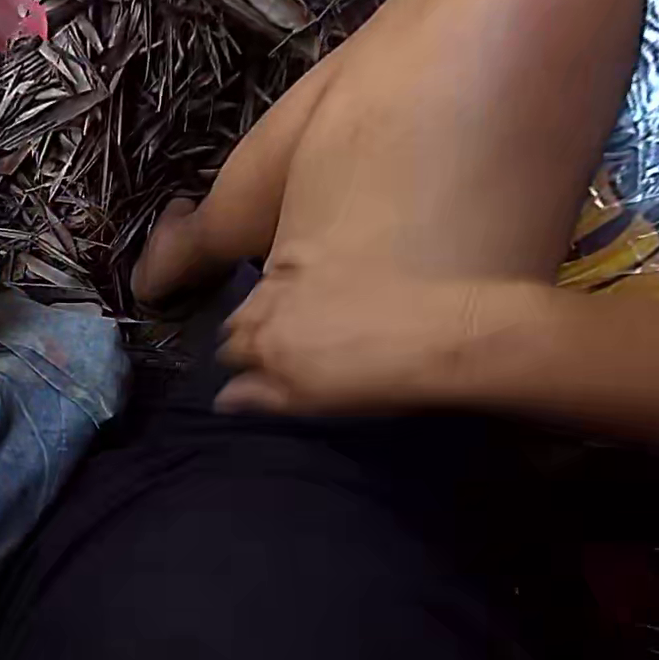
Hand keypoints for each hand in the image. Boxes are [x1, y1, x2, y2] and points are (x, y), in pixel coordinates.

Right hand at [215, 262, 560, 414]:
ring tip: (276, 317)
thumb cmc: (372, 383)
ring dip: (259, 305)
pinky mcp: (325, 257)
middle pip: (238, 319)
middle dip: (243, 333)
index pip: (230, 352)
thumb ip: (260, 396)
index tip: (248, 370)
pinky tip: (291, 279)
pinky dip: (282, 270)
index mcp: (265, 345)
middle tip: (264, 346)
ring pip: (258, 291)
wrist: (437, 335)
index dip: (236, 362)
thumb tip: (222, 397)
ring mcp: (298, 278)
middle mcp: (272, 306)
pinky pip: (287, 259)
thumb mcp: (310, 402)